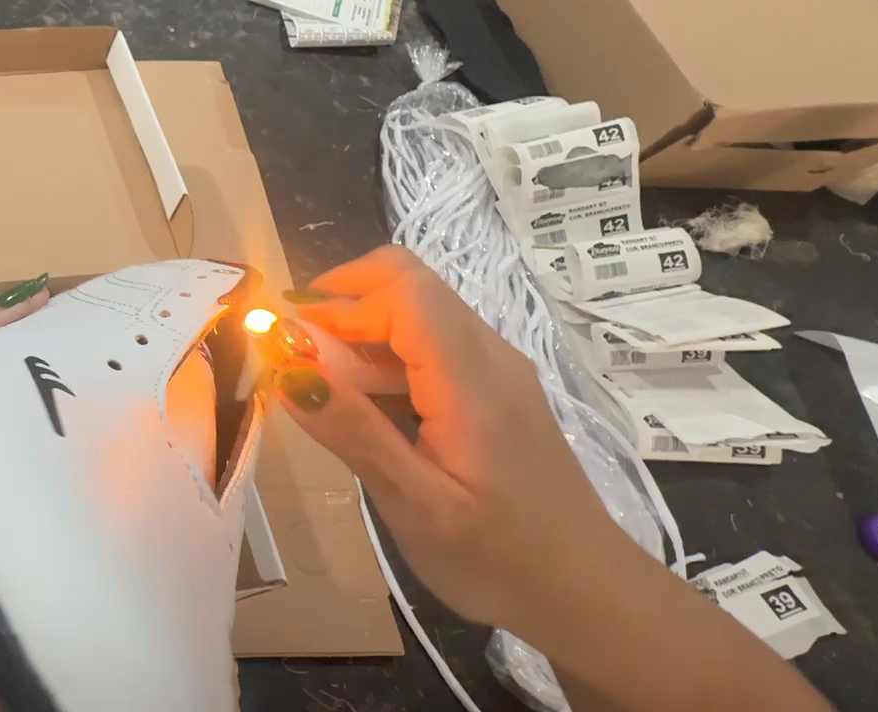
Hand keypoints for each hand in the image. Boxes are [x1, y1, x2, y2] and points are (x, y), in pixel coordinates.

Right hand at [272, 246, 628, 636]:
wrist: (590, 597)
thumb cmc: (500, 560)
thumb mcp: (417, 507)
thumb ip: (354, 433)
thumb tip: (287, 371)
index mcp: (473, 382)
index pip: (404, 293)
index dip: (341, 306)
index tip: (297, 347)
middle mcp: (488, 356)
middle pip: (409, 280)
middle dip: (342, 297)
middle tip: (299, 344)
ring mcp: (492, 367)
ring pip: (414, 305)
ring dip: (357, 326)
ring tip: (322, 382)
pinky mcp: (487, 384)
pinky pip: (425, 338)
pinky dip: (378, 350)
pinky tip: (362, 402)